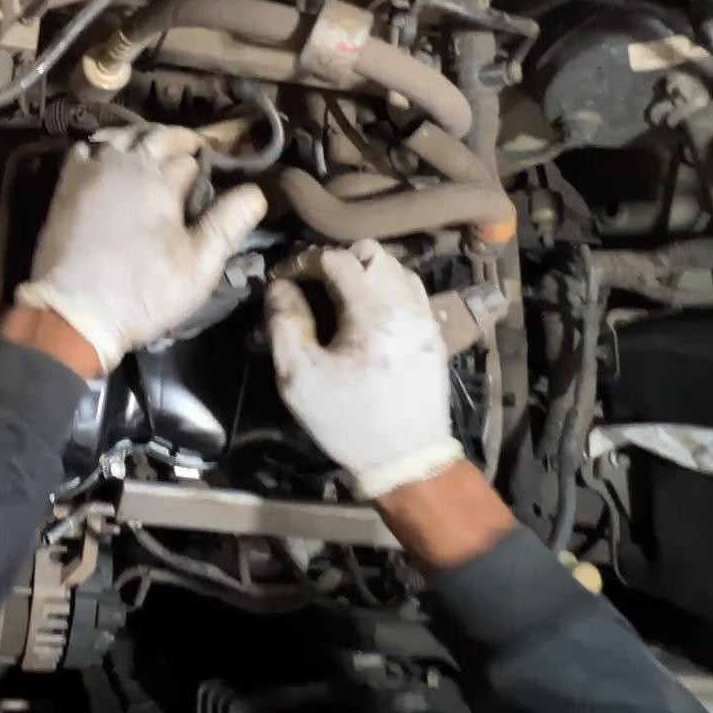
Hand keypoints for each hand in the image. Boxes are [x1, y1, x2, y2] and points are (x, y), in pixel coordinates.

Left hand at [15, 126, 266, 373]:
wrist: (73, 312)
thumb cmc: (141, 293)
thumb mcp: (198, 266)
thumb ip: (228, 224)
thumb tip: (257, 191)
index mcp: (159, 179)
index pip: (190, 157)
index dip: (205, 165)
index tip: (211, 178)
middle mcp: (124, 163)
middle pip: (156, 136)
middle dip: (178, 141)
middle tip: (190, 154)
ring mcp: (91, 171)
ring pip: (120, 136)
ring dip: (141, 139)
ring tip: (153, 152)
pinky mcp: (66, 185)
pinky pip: (85, 149)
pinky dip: (102, 148)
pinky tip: (109, 162)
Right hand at [265, 239, 461, 498]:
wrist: (408, 461)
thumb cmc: (348, 421)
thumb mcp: (298, 377)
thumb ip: (284, 322)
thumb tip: (280, 286)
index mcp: (372, 315)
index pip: (336, 259)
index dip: (302, 262)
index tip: (282, 280)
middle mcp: (405, 307)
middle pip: (371, 252)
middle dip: (335, 260)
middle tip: (310, 284)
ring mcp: (425, 317)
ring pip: (393, 265)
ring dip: (360, 270)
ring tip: (336, 295)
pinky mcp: (432, 332)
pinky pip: (407, 287)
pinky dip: (382, 285)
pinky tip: (363, 309)